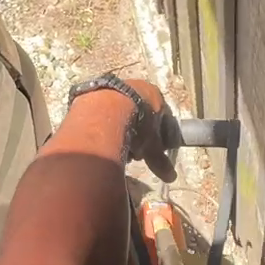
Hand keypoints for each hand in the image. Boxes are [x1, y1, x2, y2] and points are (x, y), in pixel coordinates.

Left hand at [67, 74, 181, 181]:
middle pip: (141, 116)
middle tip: (135, 152)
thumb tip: (171, 177)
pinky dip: (105, 128)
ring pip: (121, 115)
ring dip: (121, 132)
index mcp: (154, 95)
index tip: (153, 152)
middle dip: (138, 136)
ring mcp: (114, 88)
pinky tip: (103, 142)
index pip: (163, 118)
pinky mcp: (93, 94)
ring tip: (119, 149)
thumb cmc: (136, 126)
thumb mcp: (151, 147)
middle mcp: (136, 86)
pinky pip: (103, 114)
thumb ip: (160, 161)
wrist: (103, 111)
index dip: (160, 137)